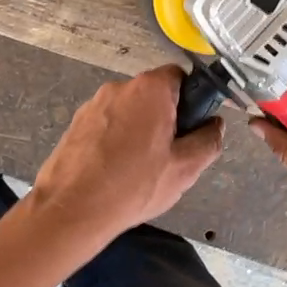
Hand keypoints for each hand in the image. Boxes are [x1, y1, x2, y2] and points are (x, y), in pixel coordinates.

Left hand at [29, 65, 223, 245]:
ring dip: (139, 131)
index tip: (191, 129)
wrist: (71, 210)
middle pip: (153, 94)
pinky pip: (107, 125)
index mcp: (150, 89)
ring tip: (140, 169)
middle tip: (169, 155)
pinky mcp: (75, 123)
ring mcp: (93, 104)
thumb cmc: (134, 185)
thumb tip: (215, 125)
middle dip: (165, 118)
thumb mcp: (185, 168)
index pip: (180, 76)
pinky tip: (115, 171)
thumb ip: (208, 141)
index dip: (191, 100)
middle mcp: (120, 87)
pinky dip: (115, 141)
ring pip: (129, 111)